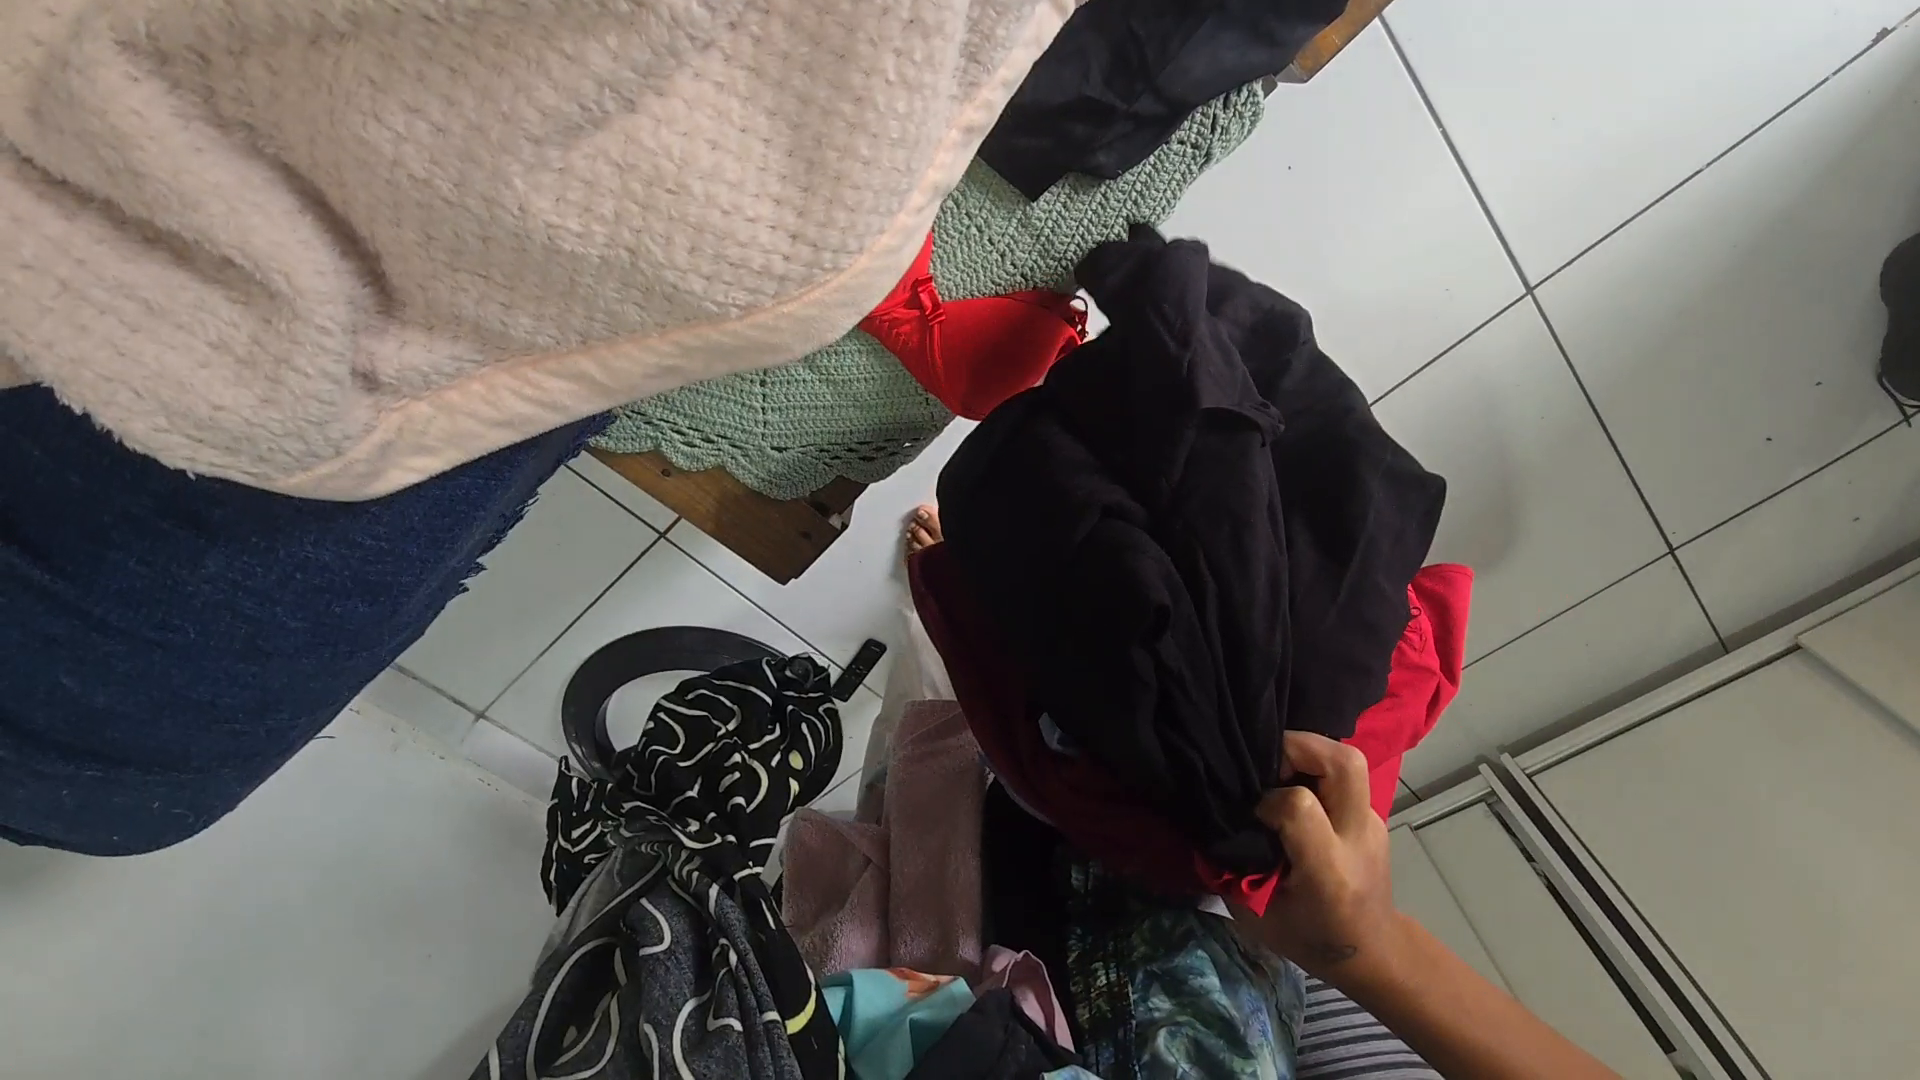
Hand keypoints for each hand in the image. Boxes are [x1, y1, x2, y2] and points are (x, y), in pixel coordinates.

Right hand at [1232, 732, 1402, 983]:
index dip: (1268, 800)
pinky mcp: (1371, 815)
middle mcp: (1357, 838)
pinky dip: (1314, 769)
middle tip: (1269, 762)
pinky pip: (1343, 775)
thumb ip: (1231, 870)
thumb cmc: (1310, 939)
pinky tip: (1292, 787)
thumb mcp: (1257, 916)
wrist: (1373, 954)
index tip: (1253, 817)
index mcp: (1329, 870)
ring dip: (1308, 751)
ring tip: (1279, 771)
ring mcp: (1372, 823)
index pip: (1300, 805)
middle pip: (1344, 763)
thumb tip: (1208, 827)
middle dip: (1300, 746)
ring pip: (1349, 760)